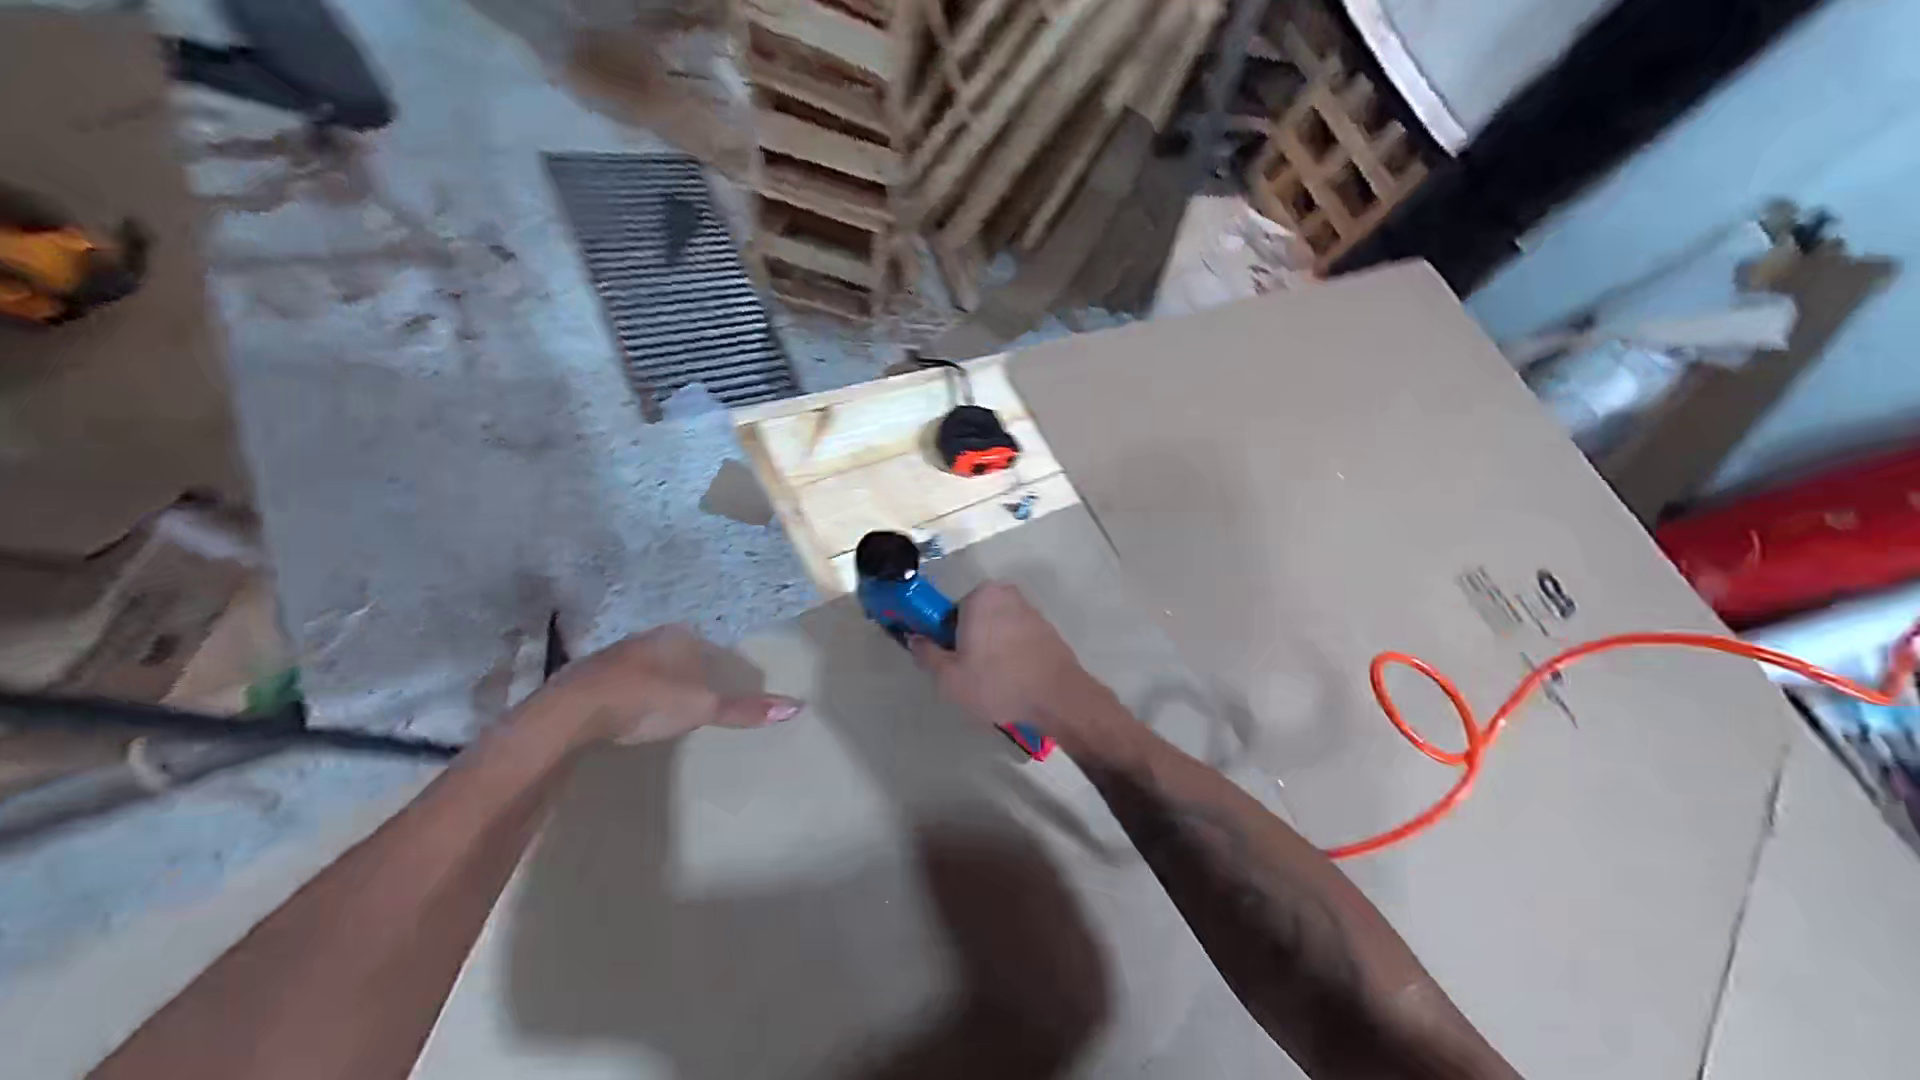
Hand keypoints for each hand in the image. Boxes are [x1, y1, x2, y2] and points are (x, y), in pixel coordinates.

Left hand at [527, 624, 802, 745]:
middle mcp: (647, 637)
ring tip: (662, 707)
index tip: (716, 687)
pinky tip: (628, 712)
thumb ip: (744, 709)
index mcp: (677, 637)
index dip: (714, 665)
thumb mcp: (703, 707)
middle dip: (684, 672)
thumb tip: (796, 707)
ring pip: (646, 664)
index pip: (705, 645)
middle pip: (676, 653)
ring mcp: (614, 654)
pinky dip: (628, 692)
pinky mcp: (588, 675)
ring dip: (654, 682)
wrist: (574, 711)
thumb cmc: (649, 699)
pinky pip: (619, 680)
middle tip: (692, 699)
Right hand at [908, 582, 1112, 738]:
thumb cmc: (998, 683)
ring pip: (996, 627)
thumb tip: (915, 638)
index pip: (948, 613)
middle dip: (969, 641)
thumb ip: (926, 653)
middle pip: (973, 618)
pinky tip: (1013, 678)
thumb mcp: (949, 677)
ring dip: (990, 647)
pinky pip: (1016, 636)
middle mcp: (1006, 593)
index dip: (945, 638)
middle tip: (969, 674)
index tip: (950, 661)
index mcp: (980, 596)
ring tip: (993, 681)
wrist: (1058, 698)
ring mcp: (1030, 609)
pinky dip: (1011, 652)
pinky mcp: (1046, 628)